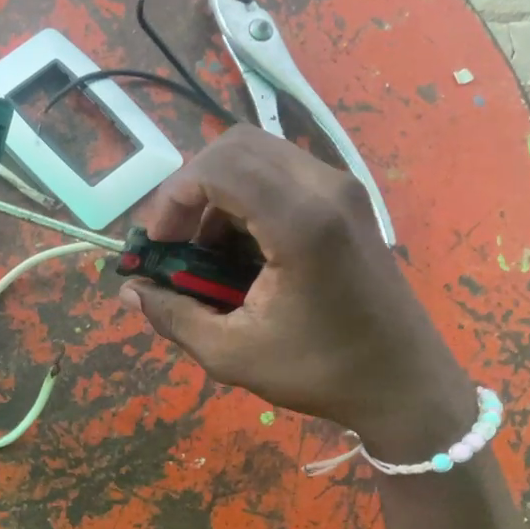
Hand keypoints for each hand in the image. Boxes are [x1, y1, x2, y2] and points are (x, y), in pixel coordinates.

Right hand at [123, 125, 473, 459]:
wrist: (400, 381)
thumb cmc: (317, 371)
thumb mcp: (230, 353)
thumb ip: (173, 316)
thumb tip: (129, 291)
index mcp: (300, 221)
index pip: (219, 165)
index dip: (172, 198)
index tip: (157, 247)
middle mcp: (324, 187)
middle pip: (236, 147)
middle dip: (190, 191)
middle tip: (174, 245)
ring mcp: (341, 190)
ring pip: (258, 157)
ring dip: (216, 198)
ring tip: (204, 258)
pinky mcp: (346, 202)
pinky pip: (281, 177)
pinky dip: (245, 204)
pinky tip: (239, 257)